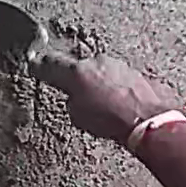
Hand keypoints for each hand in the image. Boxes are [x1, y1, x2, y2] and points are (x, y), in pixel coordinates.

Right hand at [33, 53, 181, 141]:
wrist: (150, 123)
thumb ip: (71, 101)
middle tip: (81, 99)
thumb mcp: (77, 116)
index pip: (53, 64)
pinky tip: (122, 107)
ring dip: (102, 85)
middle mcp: (99, 62)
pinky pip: (122, 81)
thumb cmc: (113, 122)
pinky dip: (120, 91)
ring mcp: (121, 66)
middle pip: (82, 68)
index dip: (41, 65)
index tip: (35, 63)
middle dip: (80, 79)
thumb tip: (74, 97)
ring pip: (103, 73)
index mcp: (78, 72)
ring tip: (106, 108)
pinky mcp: (139, 74)